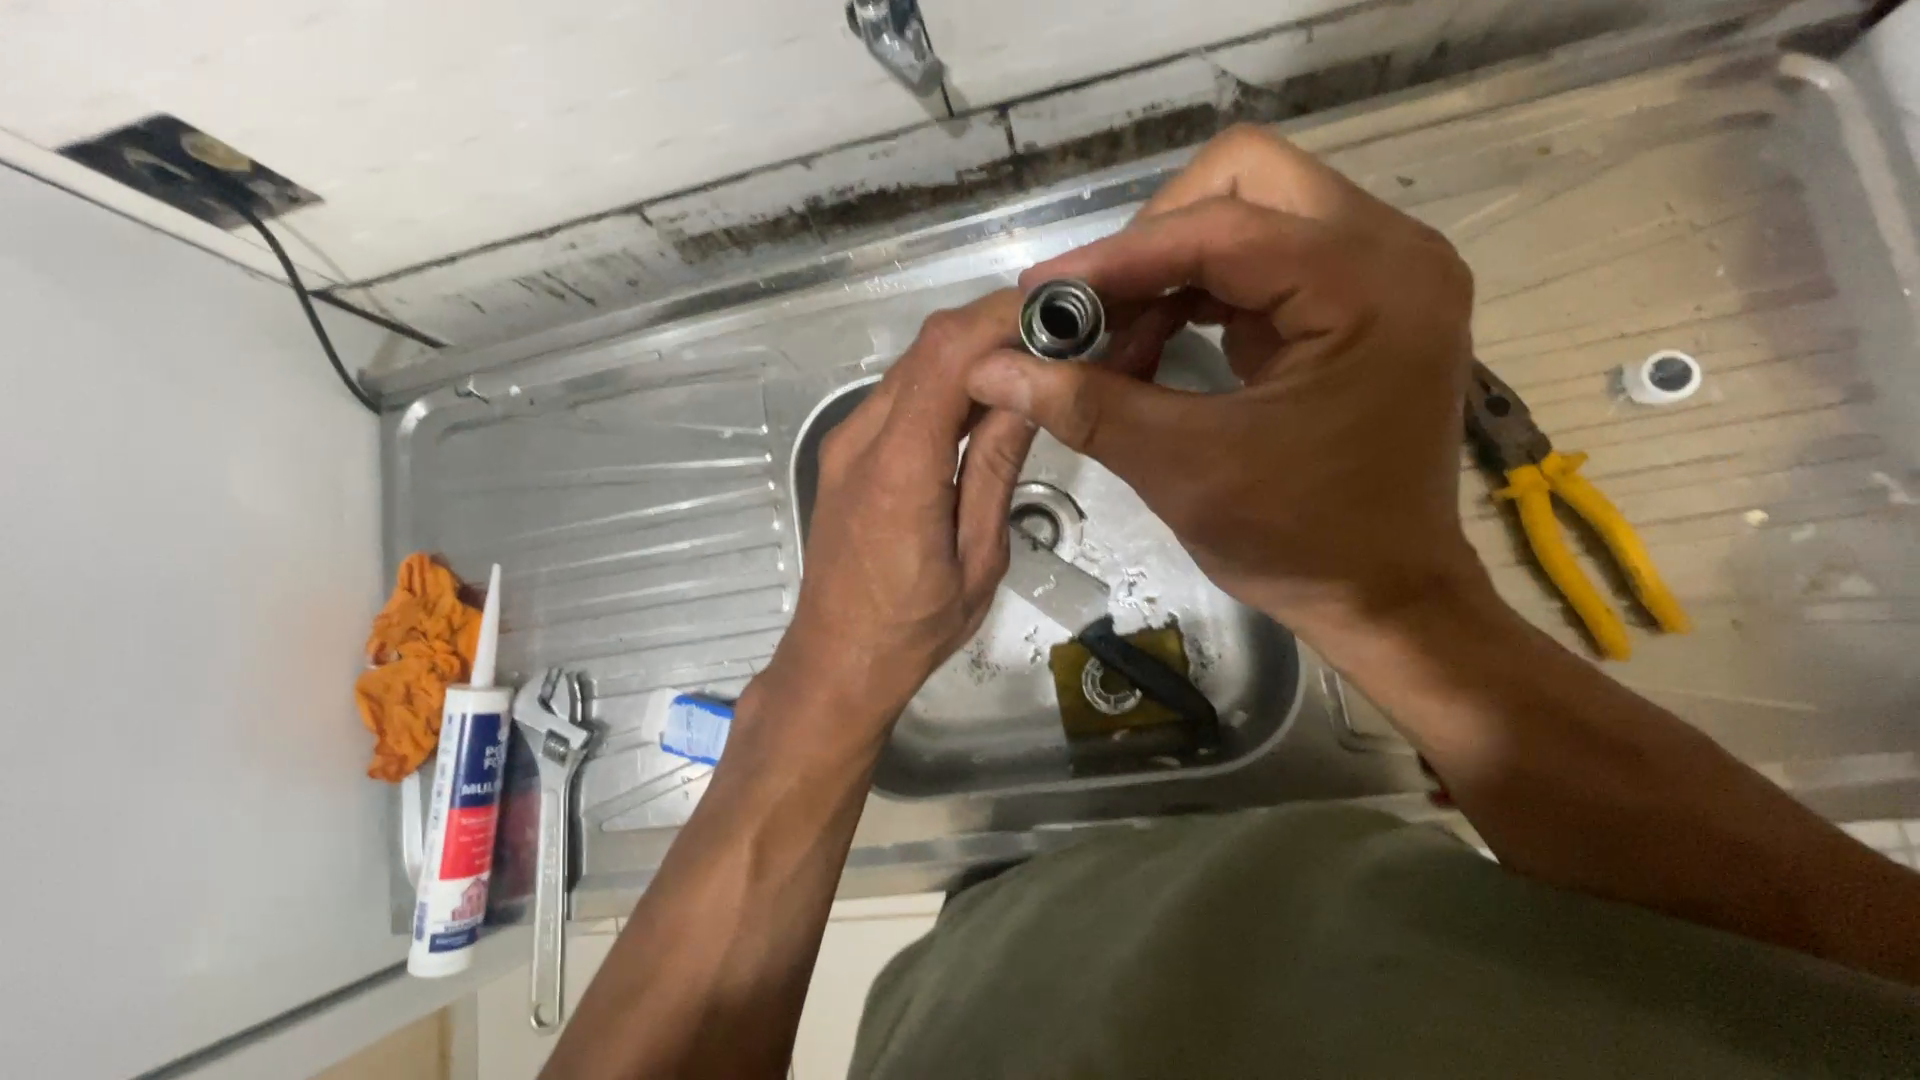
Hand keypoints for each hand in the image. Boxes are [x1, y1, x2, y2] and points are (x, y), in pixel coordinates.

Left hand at [752, 290, 1035, 750]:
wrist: (836, 662)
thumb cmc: (914, 629)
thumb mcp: (978, 557)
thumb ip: (995, 469)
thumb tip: (1028, 394)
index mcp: (900, 466)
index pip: (948, 355)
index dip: (1002, 319)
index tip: (1058, 316)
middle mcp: (862, 437)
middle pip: (927, 347)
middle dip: (993, 327)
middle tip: (1056, 338)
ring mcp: (846, 442)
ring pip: (912, 365)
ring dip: (969, 353)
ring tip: (1030, 366)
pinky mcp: (845, 454)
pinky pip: (899, 396)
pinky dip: (944, 383)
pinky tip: (984, 402)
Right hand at [965, 126, 1484, 634]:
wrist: (1384, 595)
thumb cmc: (1300, 540)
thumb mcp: (1184, 471)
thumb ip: (1088, 407)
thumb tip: (991, 368)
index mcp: (1368, 287)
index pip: (1221, 228)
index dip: (1118, 256)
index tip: (1040, 294)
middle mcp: (1390, 253)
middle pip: (1246, 179)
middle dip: (1152, 239)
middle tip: (1094, 308)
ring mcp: (1379, 273)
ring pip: (1251, 211)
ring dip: (1169, 269)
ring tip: (1114, 340)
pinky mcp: (1358, 301)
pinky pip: (1262, 259)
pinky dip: (1198, 293)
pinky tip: (1154, 345)